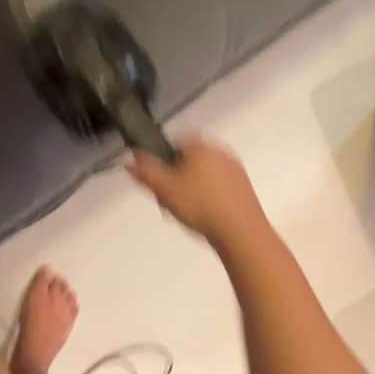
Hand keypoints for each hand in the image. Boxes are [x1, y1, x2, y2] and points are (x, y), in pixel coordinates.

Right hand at [127, 139, 270, 250]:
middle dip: (176, 178)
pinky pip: (218, 188)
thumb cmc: (199, 205)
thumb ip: (146, 171)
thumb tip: (130, 158)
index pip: (175, 143)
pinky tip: (203, 217)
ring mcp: (234, 169)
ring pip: (203, 175)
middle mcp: (220, 150)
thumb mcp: (164, 189)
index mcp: (200, 144)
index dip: (162, 161)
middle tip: (168, 200)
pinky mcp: (244, 188)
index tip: (157, 182)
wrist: (240, 230)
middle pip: (189, 160)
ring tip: (185, 212)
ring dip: (190, 190)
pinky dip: (207, 198)